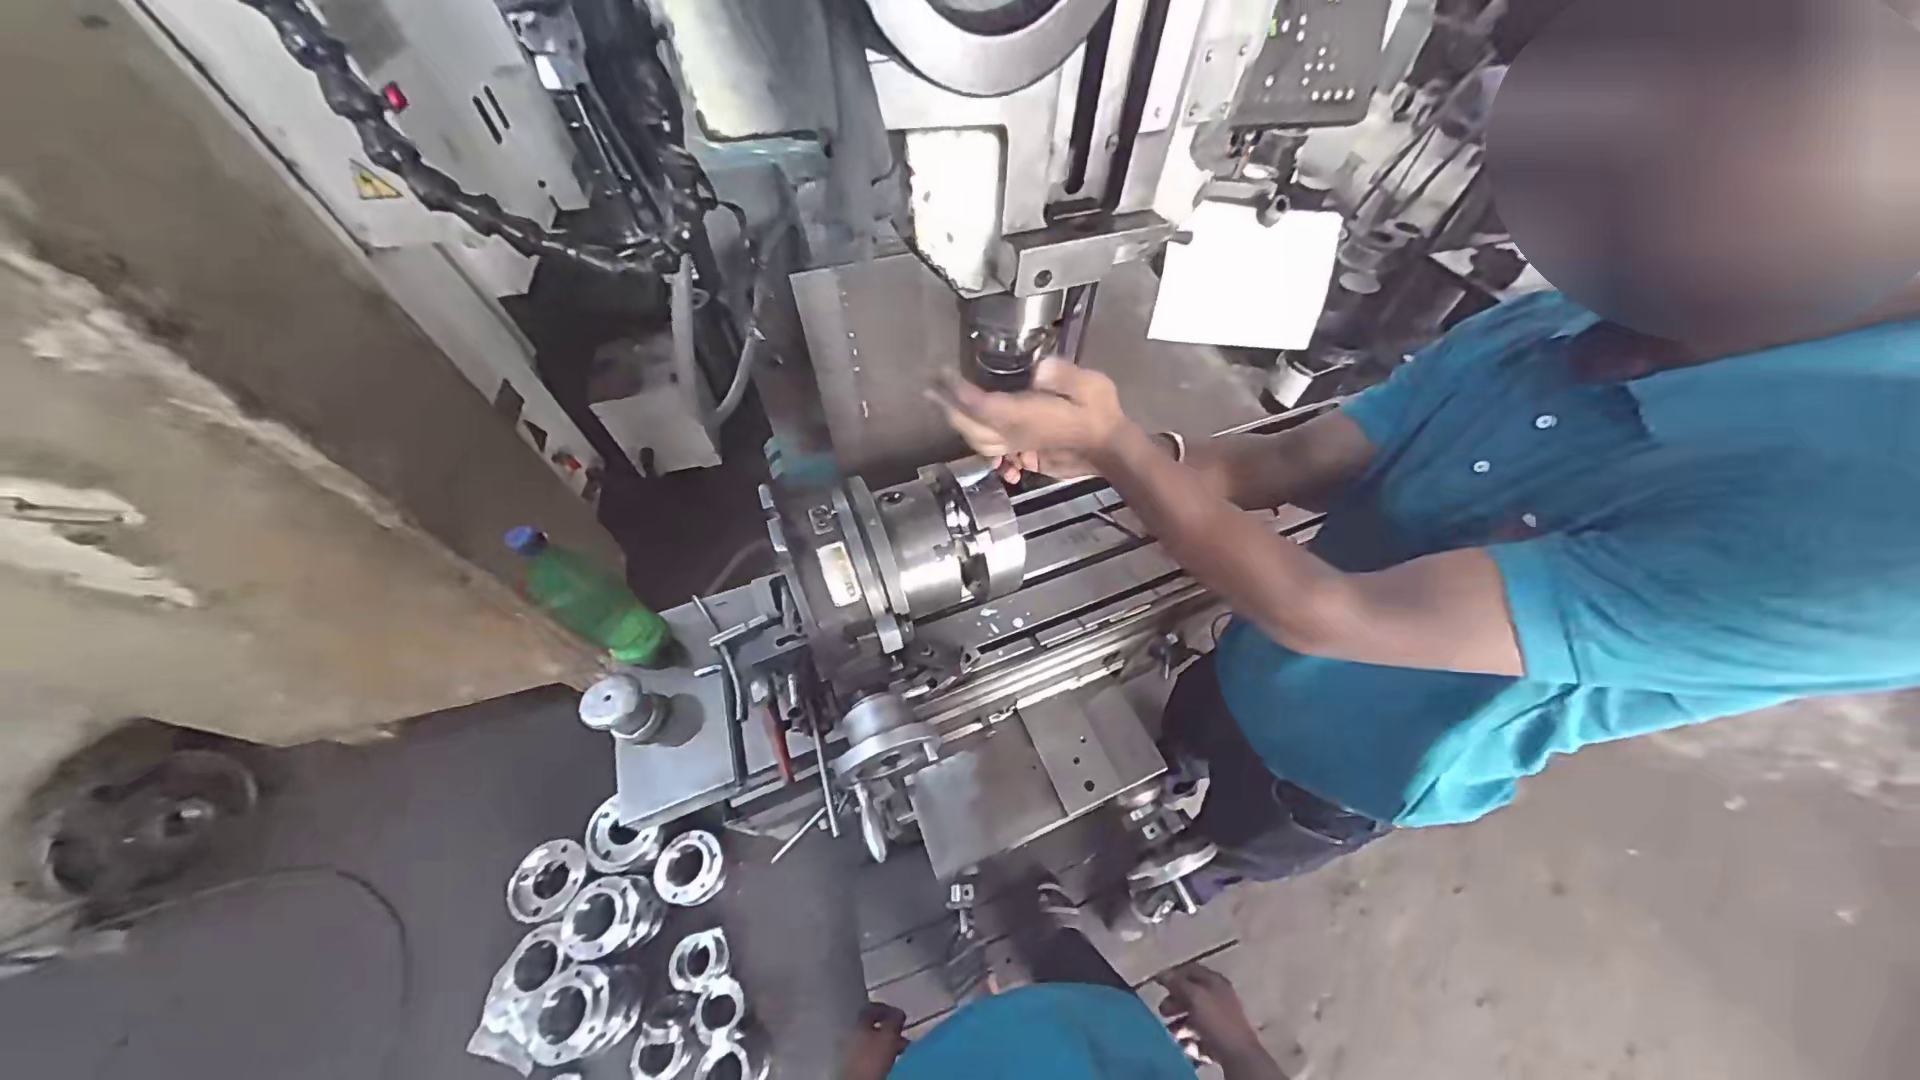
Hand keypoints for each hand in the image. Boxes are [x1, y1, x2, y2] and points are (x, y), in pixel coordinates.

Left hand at [842, 1001, 907, 1079]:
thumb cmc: (873, 1056)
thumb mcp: (889, 1035)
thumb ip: (895, 1020)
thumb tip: (899, 1013)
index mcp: (857, 1021)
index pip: (872, 1007)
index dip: (888, 1009)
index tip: (899, 1015)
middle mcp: (852, 1031)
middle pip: (873, 1024)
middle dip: (890, 1027)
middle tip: (901, 1032)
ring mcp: (852, 1048)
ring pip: (873, 1039)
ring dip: (887, 1040)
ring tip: (900, 1047)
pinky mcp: (855, 1063)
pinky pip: (870, 1051)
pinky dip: (881, 1051)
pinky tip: (889, 1056)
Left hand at [933, 357, 1133, 482]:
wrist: (1107, 445)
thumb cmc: (1099, 414)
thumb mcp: (1091, 386)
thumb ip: (1064, 376)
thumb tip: (1040, 371)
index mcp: (1026, 418)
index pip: (982, 406)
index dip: (959, 391)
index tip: (944, 373)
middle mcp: (1015, 434)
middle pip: (970, 425)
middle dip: (948, 406)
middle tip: (932, 388)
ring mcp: (1016, 445)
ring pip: (976, 439)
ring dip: (957, 422)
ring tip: (943, 404)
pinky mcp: (1021, 450)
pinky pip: (988, 448)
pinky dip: (972, 437)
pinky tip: (967, 427)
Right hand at [1157, 964, 1268, 1066]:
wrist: (1241, 1058)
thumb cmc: (1217, 1021)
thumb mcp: (1194, 997)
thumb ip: (1177, 983)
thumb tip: (1162, 974)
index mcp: (1215, 982)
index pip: (1191, 970)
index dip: (1173, 975)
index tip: (1158, 984)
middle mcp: (1219, 998)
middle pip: (1191, 995)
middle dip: (1174, 1003)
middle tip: (1162, 1012)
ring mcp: (1221, 1021)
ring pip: (1195, 1018)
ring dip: (1180, 1025)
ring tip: (1171, 1034)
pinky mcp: (1222, 1041)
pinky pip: (1201, 1037)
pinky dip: (1191, 1041)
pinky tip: (1185, 1047)